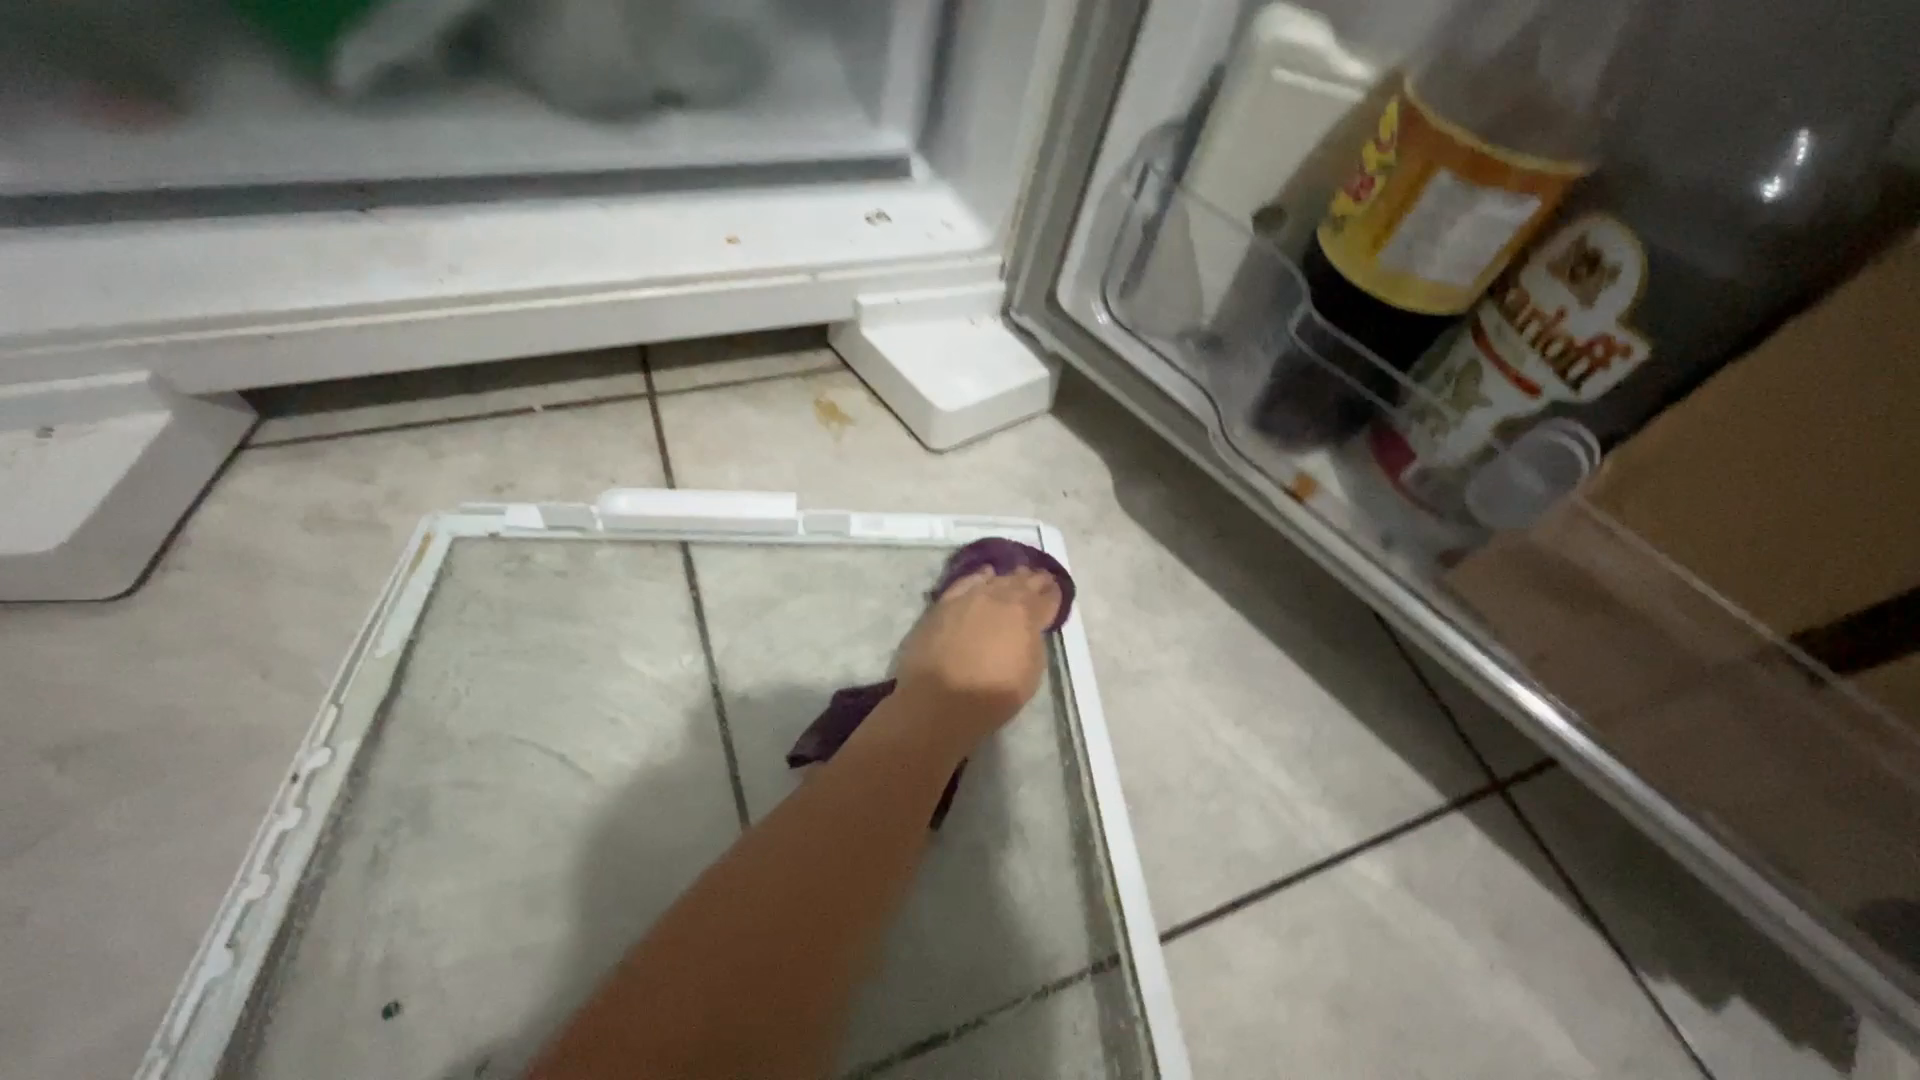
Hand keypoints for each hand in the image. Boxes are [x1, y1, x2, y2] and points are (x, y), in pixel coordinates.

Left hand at [893, 568, 1062, 751]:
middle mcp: (999, 597)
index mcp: (1026, 614)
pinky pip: (966, 582)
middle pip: (1021, 582)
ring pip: (994, 580)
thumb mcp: (1031, 674)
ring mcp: (968, 597)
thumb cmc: (992, 695)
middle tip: (1039, 579)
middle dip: (1033, 580)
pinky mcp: (943, 604)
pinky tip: (983, 576)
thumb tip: (1029, 629)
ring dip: (1008, 578)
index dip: (1053, 594)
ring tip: (1015, 577)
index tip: (1055, 593)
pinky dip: (978, 578)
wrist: (940, 700)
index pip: (1047, 596)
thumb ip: (1034, 642)